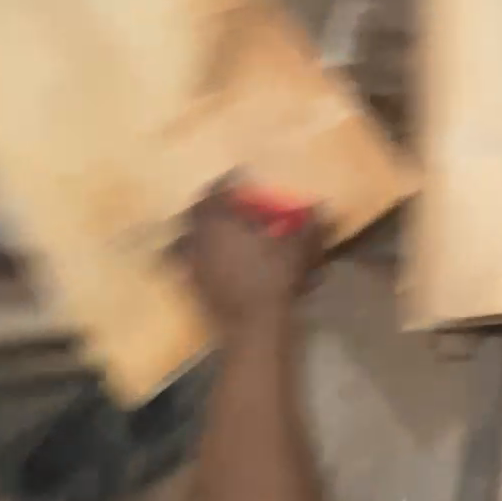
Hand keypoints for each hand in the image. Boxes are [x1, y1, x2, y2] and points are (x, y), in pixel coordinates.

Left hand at [178, 178, 327, 327]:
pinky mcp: (189, 287)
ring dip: (192, 232)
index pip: (215, 192)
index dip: (227, 181)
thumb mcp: (298, 249)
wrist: (252, 326)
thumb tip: (322, 206)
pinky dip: (193, 257)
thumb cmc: (274, 278)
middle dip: (207, 205)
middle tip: (223, 203)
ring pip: (180, 240)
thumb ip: (308, 225)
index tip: (238, 174)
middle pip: (192, 215)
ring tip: (207, 232)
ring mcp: (189, 265)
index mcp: (219, 223)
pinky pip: (183, 264)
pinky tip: (209, 261)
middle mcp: (197, 239)